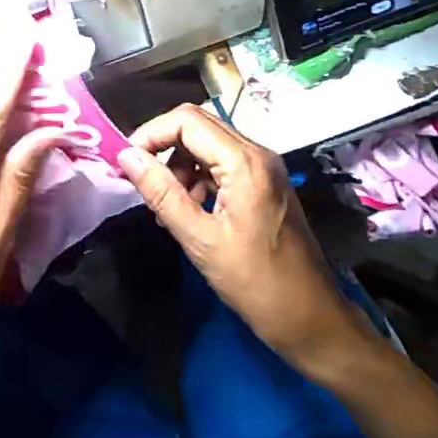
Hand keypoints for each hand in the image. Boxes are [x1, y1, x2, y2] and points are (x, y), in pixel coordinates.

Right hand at [117, 105, 371, 374]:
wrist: (311, 318)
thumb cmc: (256, 283)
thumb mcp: (199, 239)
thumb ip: (161, 193)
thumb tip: (126, 156)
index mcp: (245, 162)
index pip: (186, 120)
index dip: (150, 134)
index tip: (126, 162)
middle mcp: (258, 154)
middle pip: (198, 125)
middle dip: (162, 147)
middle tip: (139, 180)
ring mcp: (264, 168)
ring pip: (208, 144)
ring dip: (179, 165)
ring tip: (165, 206)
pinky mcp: (264, 184)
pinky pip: (222, 164)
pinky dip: (197, 178)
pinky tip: (188, 211)